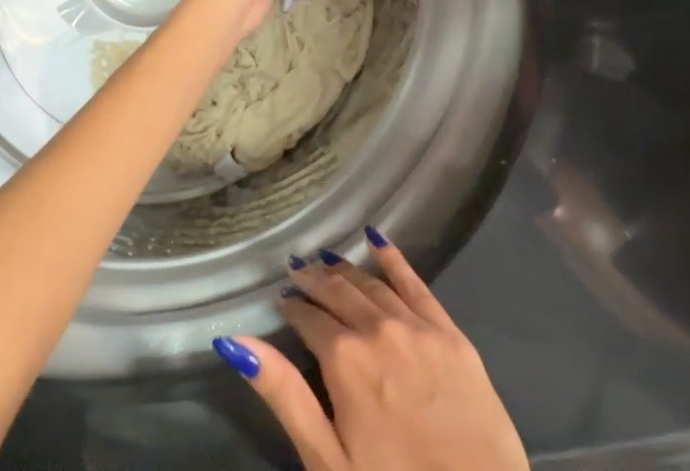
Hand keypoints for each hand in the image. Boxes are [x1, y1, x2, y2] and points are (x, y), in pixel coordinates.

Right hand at [214, 232, 529, 470]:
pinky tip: (379, 241)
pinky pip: (419, 287)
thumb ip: (283, 393)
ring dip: (347, 270)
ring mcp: (420, 329)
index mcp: (344, 358)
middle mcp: (379, 330)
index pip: (307, 316)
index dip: (291, 305)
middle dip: (315, 279)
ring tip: (328, 259)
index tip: (281, 300)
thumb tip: (235, 341)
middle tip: (298, 270)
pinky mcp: (454, 337)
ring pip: (373, 285)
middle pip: (339, 291)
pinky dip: (395, 261)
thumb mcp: (326, 457)